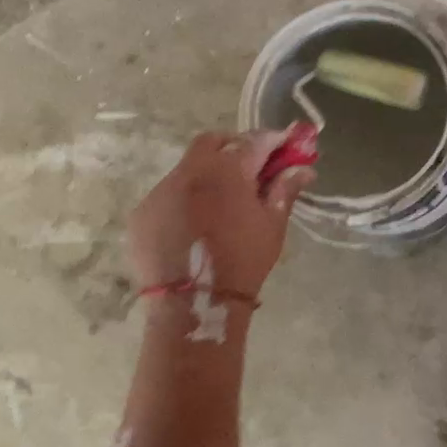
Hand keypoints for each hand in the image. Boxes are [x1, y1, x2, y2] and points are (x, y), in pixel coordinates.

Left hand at [125, 130, 316, 296]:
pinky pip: (168, 195)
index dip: (274, 141)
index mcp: (227, 171)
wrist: (195, 305)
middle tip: (250, 167)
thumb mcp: (272, 225)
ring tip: (222, 202)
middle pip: (212, 142)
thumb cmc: (243, 261)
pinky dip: (186, 199)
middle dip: (234, 146)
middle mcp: (189, 172)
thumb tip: (303, 168)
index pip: (254, 141)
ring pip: (187, 168)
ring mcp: (161, 191)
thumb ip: (285, 189)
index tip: (286, 147)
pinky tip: (196, 224)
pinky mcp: (142, 213)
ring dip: (207, 174)